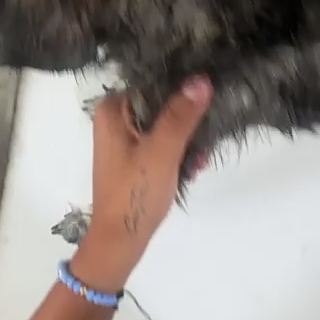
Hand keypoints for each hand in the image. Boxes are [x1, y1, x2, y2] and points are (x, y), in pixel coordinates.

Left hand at [71, 78, 213, 291]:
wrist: (120, 240)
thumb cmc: (134, 193)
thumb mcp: (161, 151)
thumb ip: (180, 115)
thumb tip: (200, 79)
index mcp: (112, 110)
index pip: (153, 83)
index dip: (181, 90)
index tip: (207, 101)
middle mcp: (115, 120)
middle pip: (162, 105)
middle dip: (187, 123)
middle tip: (202, 142)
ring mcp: (125, 141)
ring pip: (167, 127)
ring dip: (187, 142)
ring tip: (198, 160)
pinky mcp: (136, 159)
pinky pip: (163, 145)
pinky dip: (178, 156)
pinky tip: (191, 169)